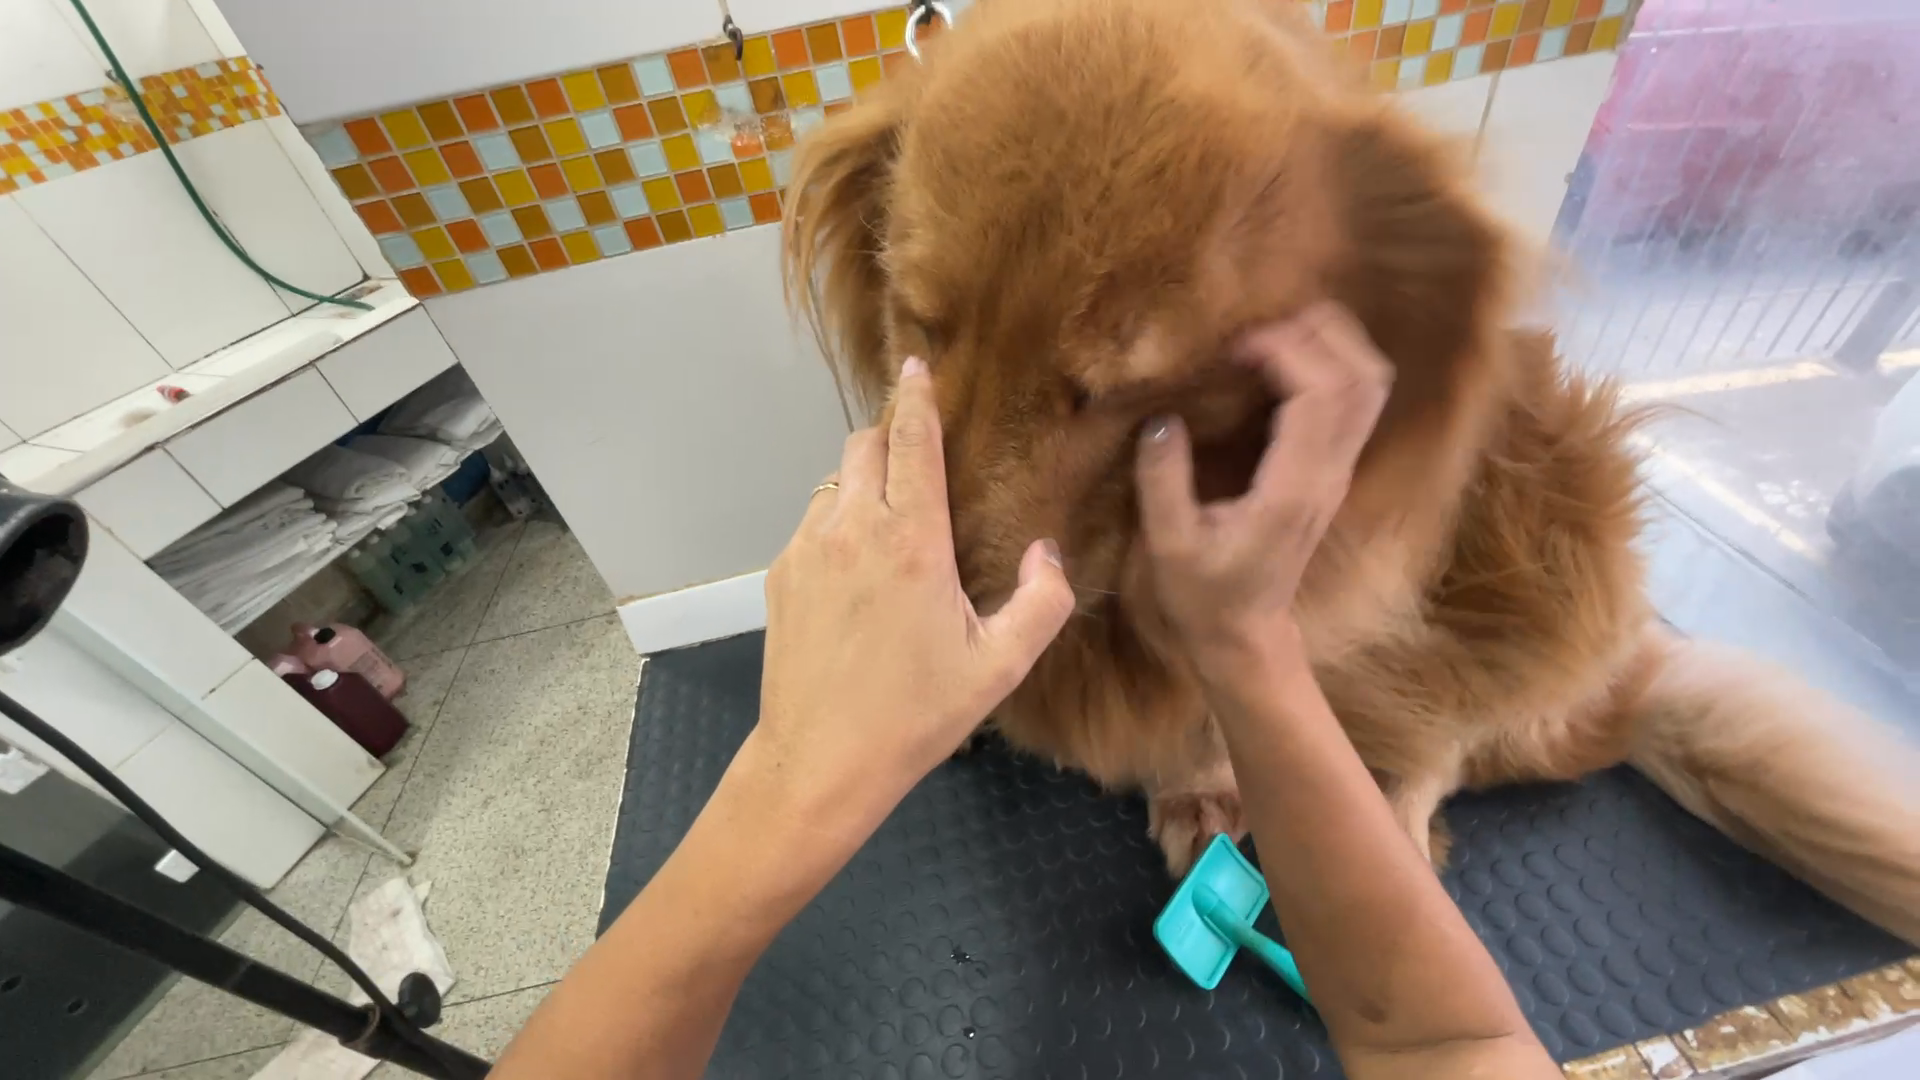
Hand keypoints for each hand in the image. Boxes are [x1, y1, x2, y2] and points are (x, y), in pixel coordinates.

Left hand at [755, 356, 1075, 820]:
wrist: (820, 762)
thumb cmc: (916, 715)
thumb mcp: (1000, 666)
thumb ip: (1042, 600)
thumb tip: (1046, 550)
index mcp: (912, 541)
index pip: (912, 442)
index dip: (917, 397)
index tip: (918, 366)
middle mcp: (853, 528)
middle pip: (864, 445)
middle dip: (890, 436)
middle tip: (917, 461)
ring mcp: (807, 548)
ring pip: (835, 483)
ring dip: (863, 483)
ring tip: (888, 525)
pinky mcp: (780, 574)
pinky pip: (812, 522)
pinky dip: (837, 523)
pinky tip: (854, 572)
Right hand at [1135, 303, 1392, 670]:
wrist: (1245, 633)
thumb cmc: (1203, 595)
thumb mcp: (1170, 544)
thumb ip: (1163, 481)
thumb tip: (1162, 417)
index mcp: (1292, 488)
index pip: (1319, 395)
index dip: (1286, 351)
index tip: (1234, 345)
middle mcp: (1328, 474)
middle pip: (1362, 379)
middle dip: (1319, 334)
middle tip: (1258, 326)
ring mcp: (1337, 473)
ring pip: (1369, 388)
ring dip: (1333, 346)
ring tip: (1276, 335)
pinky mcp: (1330, 474)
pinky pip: (1352, 404)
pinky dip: (1330, 367)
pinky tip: (1284, 365)